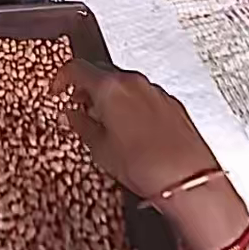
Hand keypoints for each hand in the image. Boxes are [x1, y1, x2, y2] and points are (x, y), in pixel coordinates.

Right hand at [54, 58, 248, 249]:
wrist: (190, 182)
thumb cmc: (147, 167)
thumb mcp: (99, 149)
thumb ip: (81, 124)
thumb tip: (73, 115)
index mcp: (109, 86)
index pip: (76, 67)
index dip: (62, 77)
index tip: (58, 89)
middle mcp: (132, 81)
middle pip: (100, 71)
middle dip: (85, 86)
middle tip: (78, 104)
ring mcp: (154, 90)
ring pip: (123, 83)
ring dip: (109, 95)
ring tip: (105, 121)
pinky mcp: (171, 103)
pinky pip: (143, 94)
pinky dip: (131, 104)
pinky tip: (131, 129)